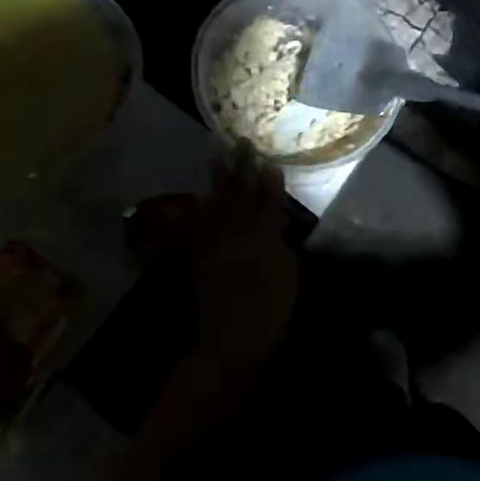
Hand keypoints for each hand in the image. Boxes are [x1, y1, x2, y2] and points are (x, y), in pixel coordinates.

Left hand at [128, 142, 296, 361]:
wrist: (233, 338)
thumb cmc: (270, 311)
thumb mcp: (287, 276)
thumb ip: (280, 245)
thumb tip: (274, 224)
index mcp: (264, 239)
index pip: (269, 202)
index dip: (270, 181)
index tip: (269, 160)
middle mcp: (238, 233)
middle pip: (240, 193)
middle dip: (241, 166)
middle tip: (240, 142)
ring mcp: (215, 242)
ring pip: (216, 201)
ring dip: (217, 176)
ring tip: (216, 153)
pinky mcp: (200, 254)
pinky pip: (193, 224)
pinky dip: (191, 208)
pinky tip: (192, 196)